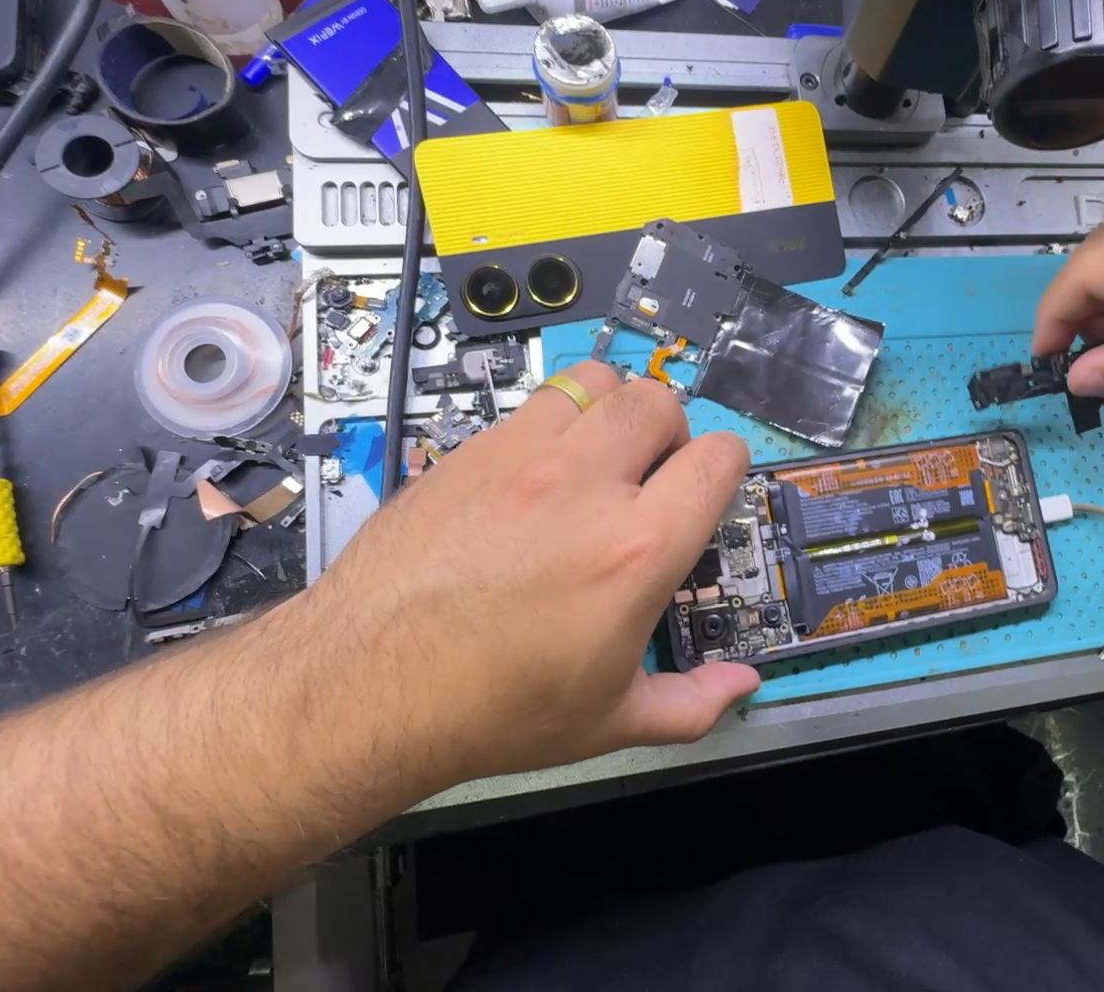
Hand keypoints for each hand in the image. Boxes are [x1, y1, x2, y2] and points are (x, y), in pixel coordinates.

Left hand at [304, 362, 759, 781]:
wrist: (363, 688)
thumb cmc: (494, 710)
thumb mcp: (612, 721)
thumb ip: (693, 703)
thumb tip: (741, 686)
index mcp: (636, 551)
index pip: (718, 460)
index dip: (726, 469)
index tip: (708, 491)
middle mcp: (585, 487)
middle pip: (660, 403)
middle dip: (672, 434)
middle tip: (651, 478)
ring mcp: (522, 458)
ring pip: (597, 381)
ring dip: (613, 411)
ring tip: (598, 457)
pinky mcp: (471, 451)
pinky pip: (536, 403)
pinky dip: (555, 423)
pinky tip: (535, 475)